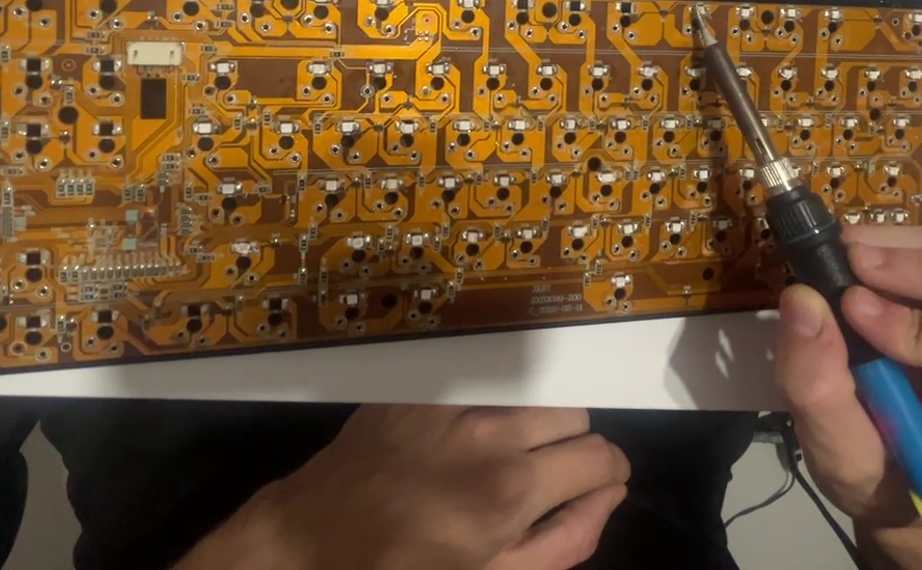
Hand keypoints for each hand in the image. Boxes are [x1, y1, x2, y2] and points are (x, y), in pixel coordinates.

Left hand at [179, 405, 629, 569]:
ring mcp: (456, 400)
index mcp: (511, 491)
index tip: (596, 483)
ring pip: (534, 390)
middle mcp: (491, 432)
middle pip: (574, 414)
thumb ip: (564, 540)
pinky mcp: (426, 385)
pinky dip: (495, 404)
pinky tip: (466, 435)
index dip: (608, 472)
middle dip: (572, 447)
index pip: (600, 456)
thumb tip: (609, 493)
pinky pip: (487, 381)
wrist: (312, 538)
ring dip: (536, 421)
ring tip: (504, 455)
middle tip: (543, 477)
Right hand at [773, 226, 921, 535]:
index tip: (850, 309)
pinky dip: (896, 244)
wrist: (894, 470)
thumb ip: (818, 388)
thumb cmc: (879, 476)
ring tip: (845, 265)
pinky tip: (860, 270)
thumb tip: (802, 297)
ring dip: (905, 249)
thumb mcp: (838, 458)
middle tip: (852, 263)